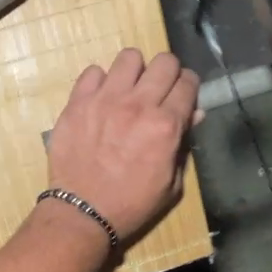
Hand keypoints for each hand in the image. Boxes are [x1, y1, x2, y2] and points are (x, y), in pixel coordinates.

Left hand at [47, 49, 199, 239]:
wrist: (83, 213)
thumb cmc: (131, 205)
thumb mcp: (171, 185)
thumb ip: (183, 145)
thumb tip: (193, 114)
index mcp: (166, 125)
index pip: (188, 83)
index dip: (188, 89)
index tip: (181, 97)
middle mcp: (139, 104)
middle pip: (164, 62)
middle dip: (167, 74)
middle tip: (158, 92)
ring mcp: (105, 99)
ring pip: (129, 58)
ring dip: (134, 72)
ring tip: (127, 91)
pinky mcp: (78, 102)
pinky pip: (93, 72)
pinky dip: (100, 83)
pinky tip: (100, 101)